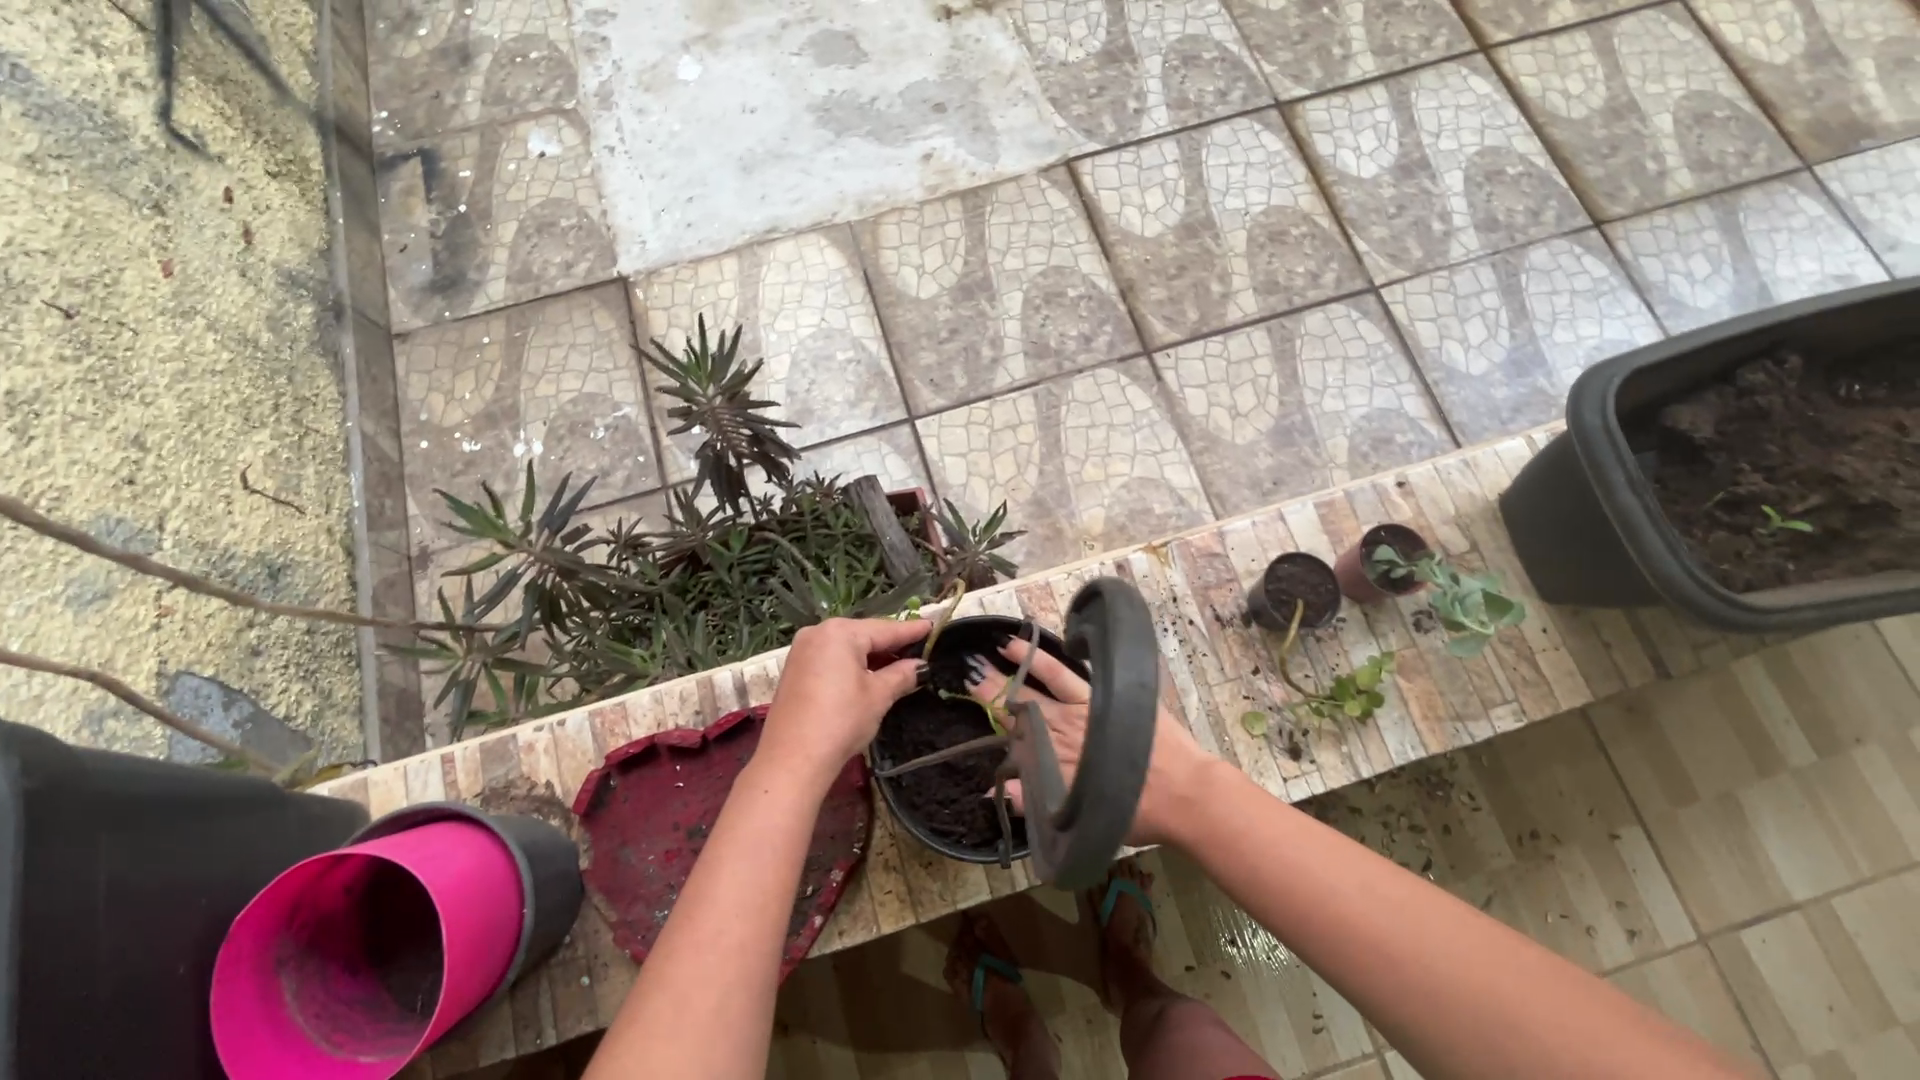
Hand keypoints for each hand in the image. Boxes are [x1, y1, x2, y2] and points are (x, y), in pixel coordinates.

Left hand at [759, 617, 929, 783]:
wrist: (792, 759)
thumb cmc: (841, 720)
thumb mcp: (878, 696)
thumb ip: (902, 675)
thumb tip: (920, 666)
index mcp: (840, 632)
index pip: (885, 629)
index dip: (912, 630)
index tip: (933, 626)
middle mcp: (817, 633)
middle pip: (863, 635)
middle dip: (890, 644)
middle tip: (919, 649)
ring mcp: (802, 651)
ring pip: (846, 648)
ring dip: (872, 656)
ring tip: (900, 663)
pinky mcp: (795, 670)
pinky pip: (831, 659)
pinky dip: (852, 665)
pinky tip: (870, 674)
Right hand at [965, 636, 1217, 847]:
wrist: (1184, 794)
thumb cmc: (1134, 812)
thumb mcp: (1080, 818)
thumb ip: (1034, 802)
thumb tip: (995, 792)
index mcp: (1054, 758)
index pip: (1013, 731)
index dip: (990, 712)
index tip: (968, 693)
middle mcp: (1064, 729)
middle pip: (1023, 704)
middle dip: (995, 687)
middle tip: (971, 670)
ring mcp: (1088, 709)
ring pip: (1048, 681)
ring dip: (1025, 663)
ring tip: (1005, 645)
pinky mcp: (1111, 698)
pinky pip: (1080, 674)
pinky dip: (1064, 660)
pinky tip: (1060, 644)